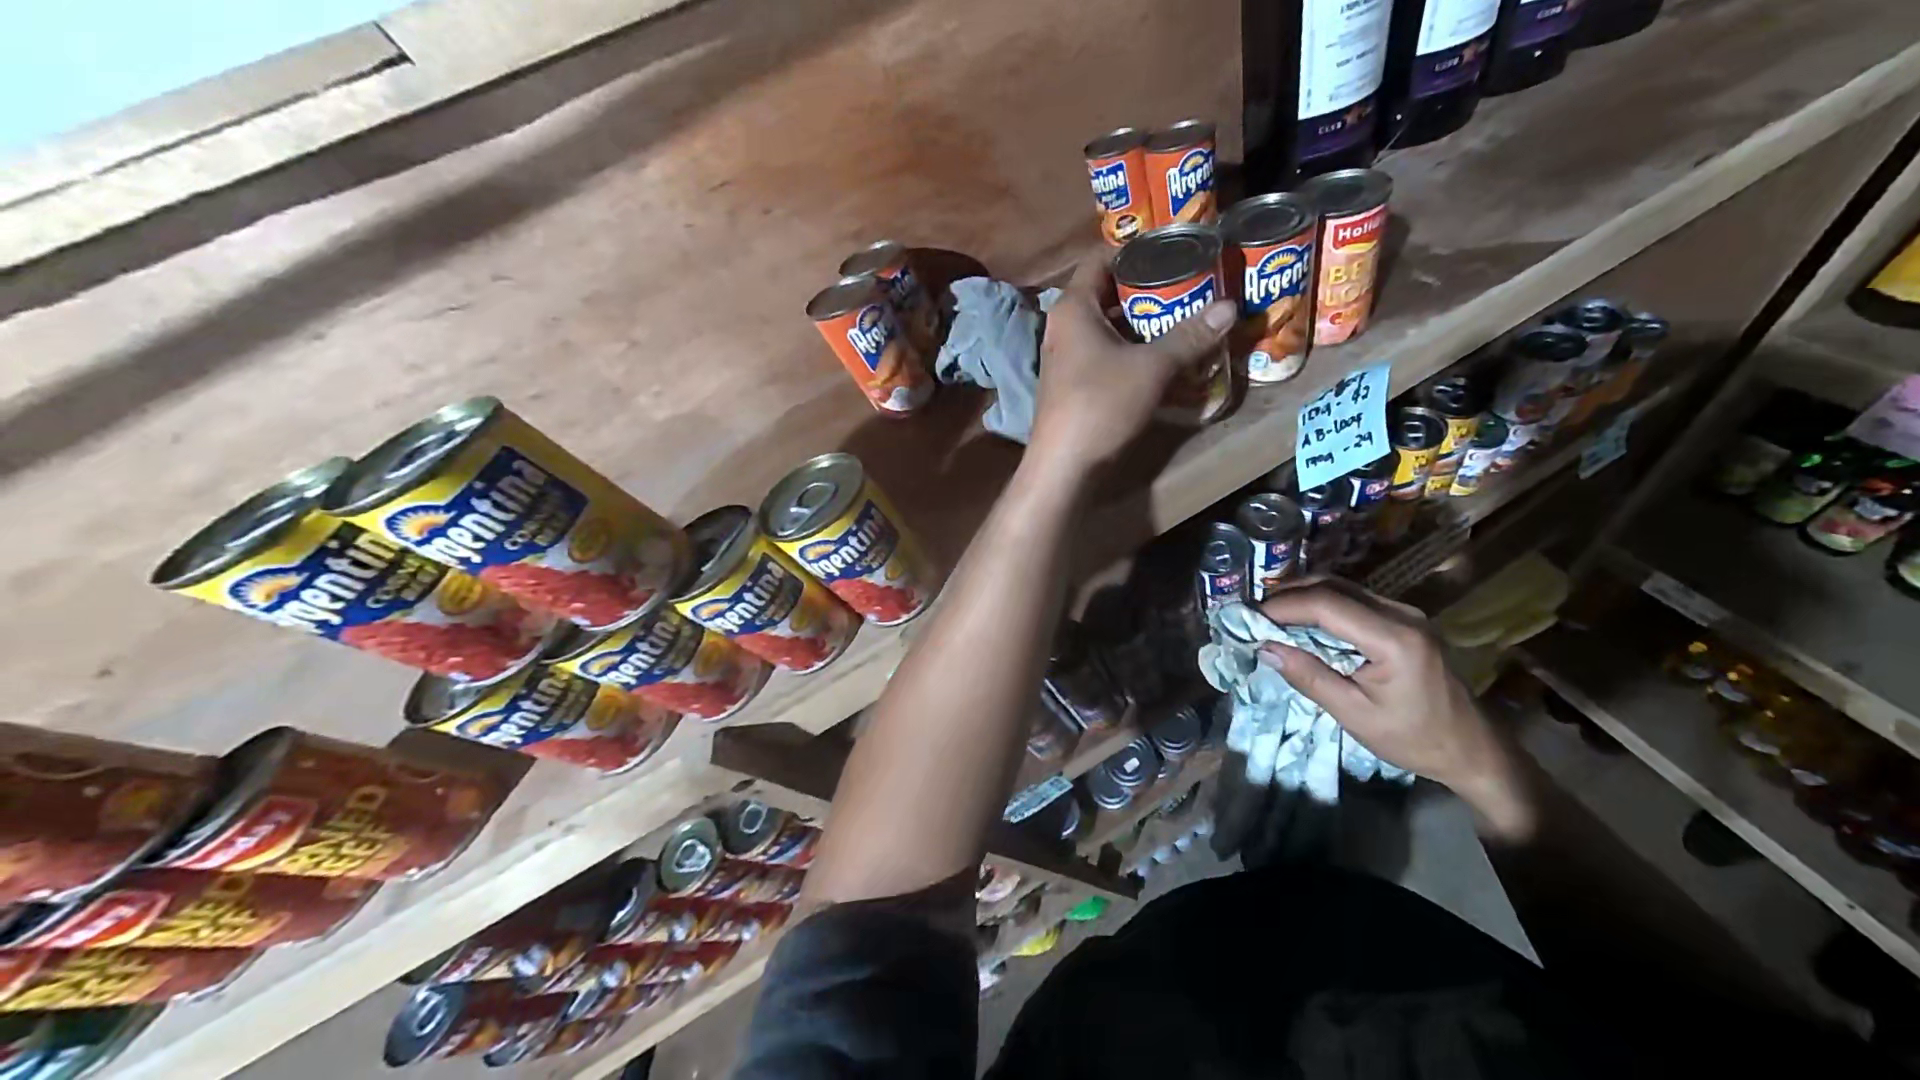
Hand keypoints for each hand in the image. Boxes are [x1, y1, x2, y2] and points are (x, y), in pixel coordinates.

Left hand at [1027, 248, 1235, 470]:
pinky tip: (1164, 356)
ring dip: (1143, 324)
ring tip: (1185, 315)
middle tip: (1190, 282)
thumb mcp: (1151, 367)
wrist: (1064, 465)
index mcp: (1073, 308)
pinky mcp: (1073, 385)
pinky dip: (1132, 351)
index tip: (1172, 245)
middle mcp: (1064, 327)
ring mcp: (1066, 358)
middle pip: (1108, 294)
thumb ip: (1189, 336)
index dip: (1134, 249)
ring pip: (1109, 328)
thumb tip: (1228, 307)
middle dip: (1147, 289)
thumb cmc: (1101, 404)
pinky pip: (1106, 354)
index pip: (1100, 260)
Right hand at [1256, 580, 1536, 841]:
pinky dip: (1319, 605)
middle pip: (1332, 587)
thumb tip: (1265, 648)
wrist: (1470, 748)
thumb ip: (1310, 677)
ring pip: (1341, 588)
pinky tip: (1299, 621)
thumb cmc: (1413, 738)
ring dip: (1301, 597)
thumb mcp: (1354, 714)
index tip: (1248, 618)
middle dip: (1287, 595)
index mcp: (1394, 638)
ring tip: (1268, 616)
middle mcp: (1402, 614)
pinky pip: (1352, 600)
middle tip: (1251, 614)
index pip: (1326, 604)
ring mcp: (1404, 613)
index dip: (1282, 606)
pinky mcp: (1401, 619)